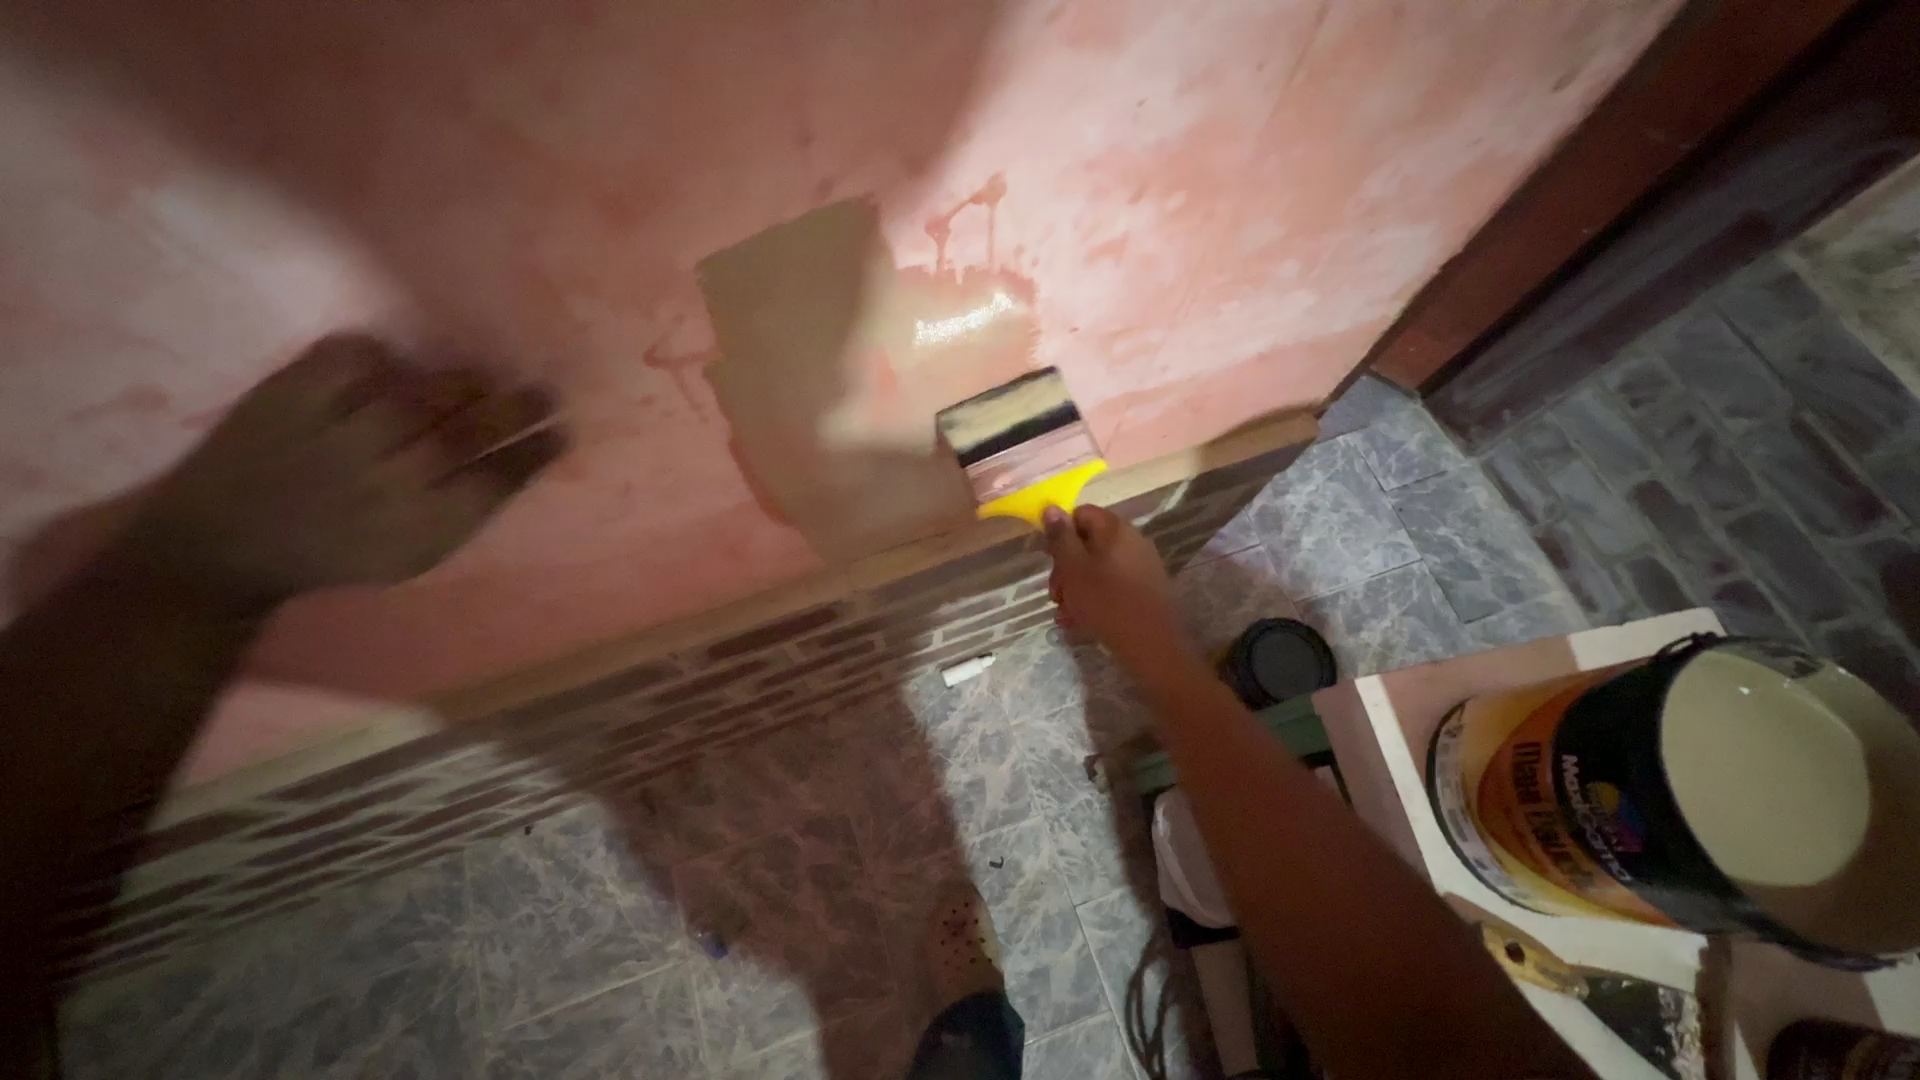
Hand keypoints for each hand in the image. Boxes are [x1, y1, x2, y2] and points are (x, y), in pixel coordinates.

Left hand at [106, 334, 565, 610]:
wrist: (222, 547)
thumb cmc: (338, 552)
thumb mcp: (413, 553)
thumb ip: (462, 511)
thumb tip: (515, 461)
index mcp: (419, 523)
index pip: (496, 478)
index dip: (534, 451)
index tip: (561, 431)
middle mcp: (386, 478)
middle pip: (467, 433)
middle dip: (515, 410)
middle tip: (543, 394)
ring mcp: (336, 435)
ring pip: (417, 395)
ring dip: (462, 382)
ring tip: (483, 379)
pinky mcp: (289, 400)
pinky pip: (347, 360)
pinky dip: (376, 354)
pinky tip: (395, 363)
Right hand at [1042, 504, 1194, 669]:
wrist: (1152, 645)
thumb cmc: (1106, 602)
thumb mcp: (1073, 569)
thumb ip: (1061, 537)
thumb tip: (1052, 507)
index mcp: (1115, 529)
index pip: (1080, 514)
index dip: (1060, 534)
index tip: (1049, 560)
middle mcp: (1132, 540)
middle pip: (1088, 543)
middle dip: (1066, 568)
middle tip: (1056, 595)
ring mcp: (1142, 564)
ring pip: (1098, 568)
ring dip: (1077, 588)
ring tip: (1066, 615)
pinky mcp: (1146, 588)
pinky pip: (1113, 584)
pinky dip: (1095, 597)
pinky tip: (1082, 621)